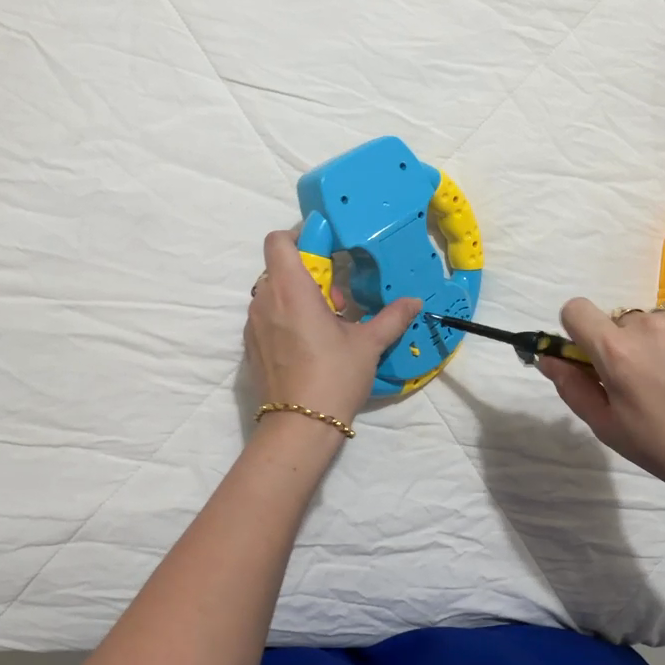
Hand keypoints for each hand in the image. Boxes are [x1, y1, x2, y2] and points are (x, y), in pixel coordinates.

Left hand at [245, 231, 421, 428]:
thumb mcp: (368, 345)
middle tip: (338, 299)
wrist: (299, 427)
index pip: (278, 241)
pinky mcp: (251, 347)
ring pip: (273, 294)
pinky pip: (267, 318)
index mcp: (291, 290)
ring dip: (297, 298)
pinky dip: (286, 319)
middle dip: (308, 274)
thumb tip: (414, 302)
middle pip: (279, 268)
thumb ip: (391, 318)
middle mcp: (265, 301)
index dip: (299, 237)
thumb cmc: (334, 376)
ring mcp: (253, 325)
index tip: (326, 249)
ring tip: (327, 323)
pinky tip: (310, 344)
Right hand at [538, 299, 664, 503]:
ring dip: (657, 344)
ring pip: (655, 323)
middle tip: (646, 386)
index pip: (575, 310)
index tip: (591, 356)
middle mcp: (649, 323)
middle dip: (623, 346)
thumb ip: (572, 387)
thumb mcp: (608, 427)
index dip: (577, 331)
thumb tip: (548, 358)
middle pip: (620, 322)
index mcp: (616, 350)